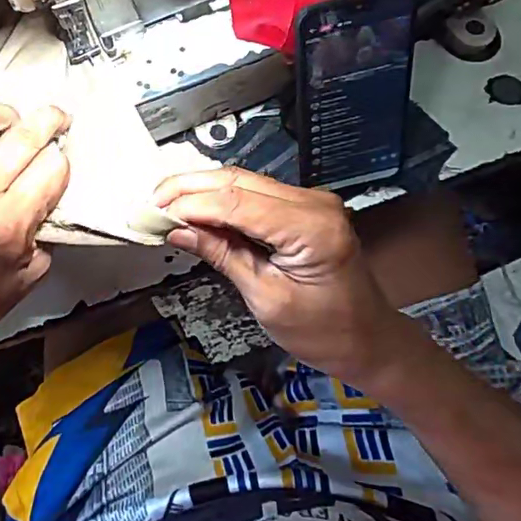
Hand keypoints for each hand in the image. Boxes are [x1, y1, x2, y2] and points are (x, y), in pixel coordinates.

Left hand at [0, 85, 70, 376]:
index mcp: (7, 225)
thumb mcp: (25, 278)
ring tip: (9, 116)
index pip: (51, 169)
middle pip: (23, 136)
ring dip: (2, 110)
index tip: (58, 162)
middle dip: (49, 122)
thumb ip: (42, 232)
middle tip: (55, 119)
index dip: (61, 163)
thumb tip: (48, 193)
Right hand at [155, 168, 420, 385]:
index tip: (155, 214)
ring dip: (198, 190)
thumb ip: (223, 255)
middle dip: (188, 188)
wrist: (370, 339)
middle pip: (236, 180)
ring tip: (163, 204)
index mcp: (312, 228)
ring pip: (239, 180)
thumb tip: (179, 231)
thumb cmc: (325, 331)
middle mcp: (313, 203)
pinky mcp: (300, 206)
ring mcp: (309, 200)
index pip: (236, 203)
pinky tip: (192, 207)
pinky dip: (216, 198)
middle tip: (151, 204)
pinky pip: (250, 191)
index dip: (191, 205)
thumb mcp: (266, 298)